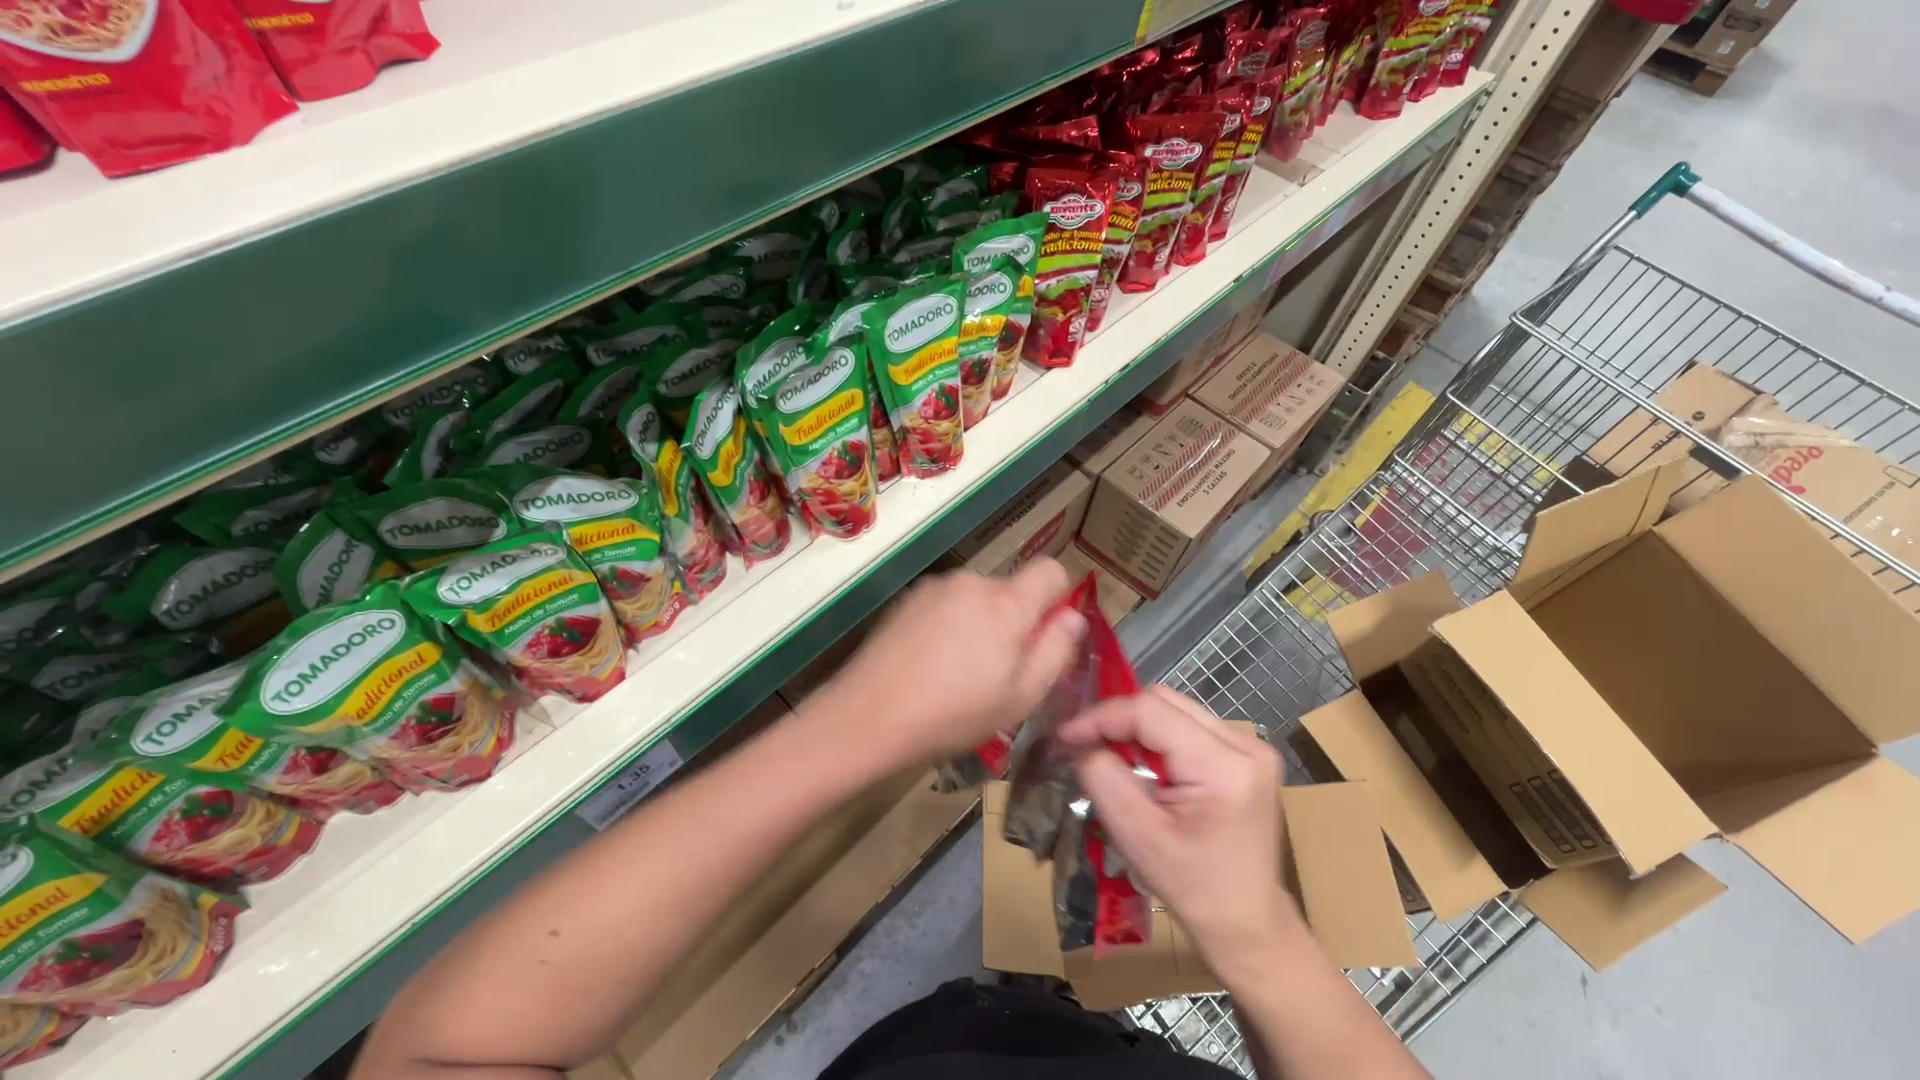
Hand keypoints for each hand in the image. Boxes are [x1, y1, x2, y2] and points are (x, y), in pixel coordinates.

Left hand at [820, 558, 1084, 768]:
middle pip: (1011, 590)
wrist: (868, 717)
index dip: (1058, 598)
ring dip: (981, 625)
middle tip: (1000, 671)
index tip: (1046, 636)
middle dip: (1015, 622)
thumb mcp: (1021, 697)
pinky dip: (950, 627)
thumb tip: (1073, 617)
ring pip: (977, 599)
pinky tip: (932, 666)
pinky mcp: (906, 601)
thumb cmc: (954, 715)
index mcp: (1006, 604)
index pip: (1051, 570)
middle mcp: (971, 583)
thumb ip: (1056, 650)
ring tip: (960, 674)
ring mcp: (934, 589)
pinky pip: (947, 606)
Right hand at [1059, 687, 1301, 973]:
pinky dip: (1159, 738)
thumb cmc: (1191, 886)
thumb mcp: (1136, 835)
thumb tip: (1079, 740)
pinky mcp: (1248, 755)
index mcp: (1225, 766)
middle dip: (1120, 720)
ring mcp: (1252, 747)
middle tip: (1086, 746)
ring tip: (1114, 758)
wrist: (1246, 921)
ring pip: (1177, 709)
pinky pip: (1190, 726)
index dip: (1102, 717)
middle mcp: (1247, 744)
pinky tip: (1147, 768)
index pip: (1151, 711)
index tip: (1066, 736)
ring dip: (1139, 728)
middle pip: (1166, 701)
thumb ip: (1103, 777)